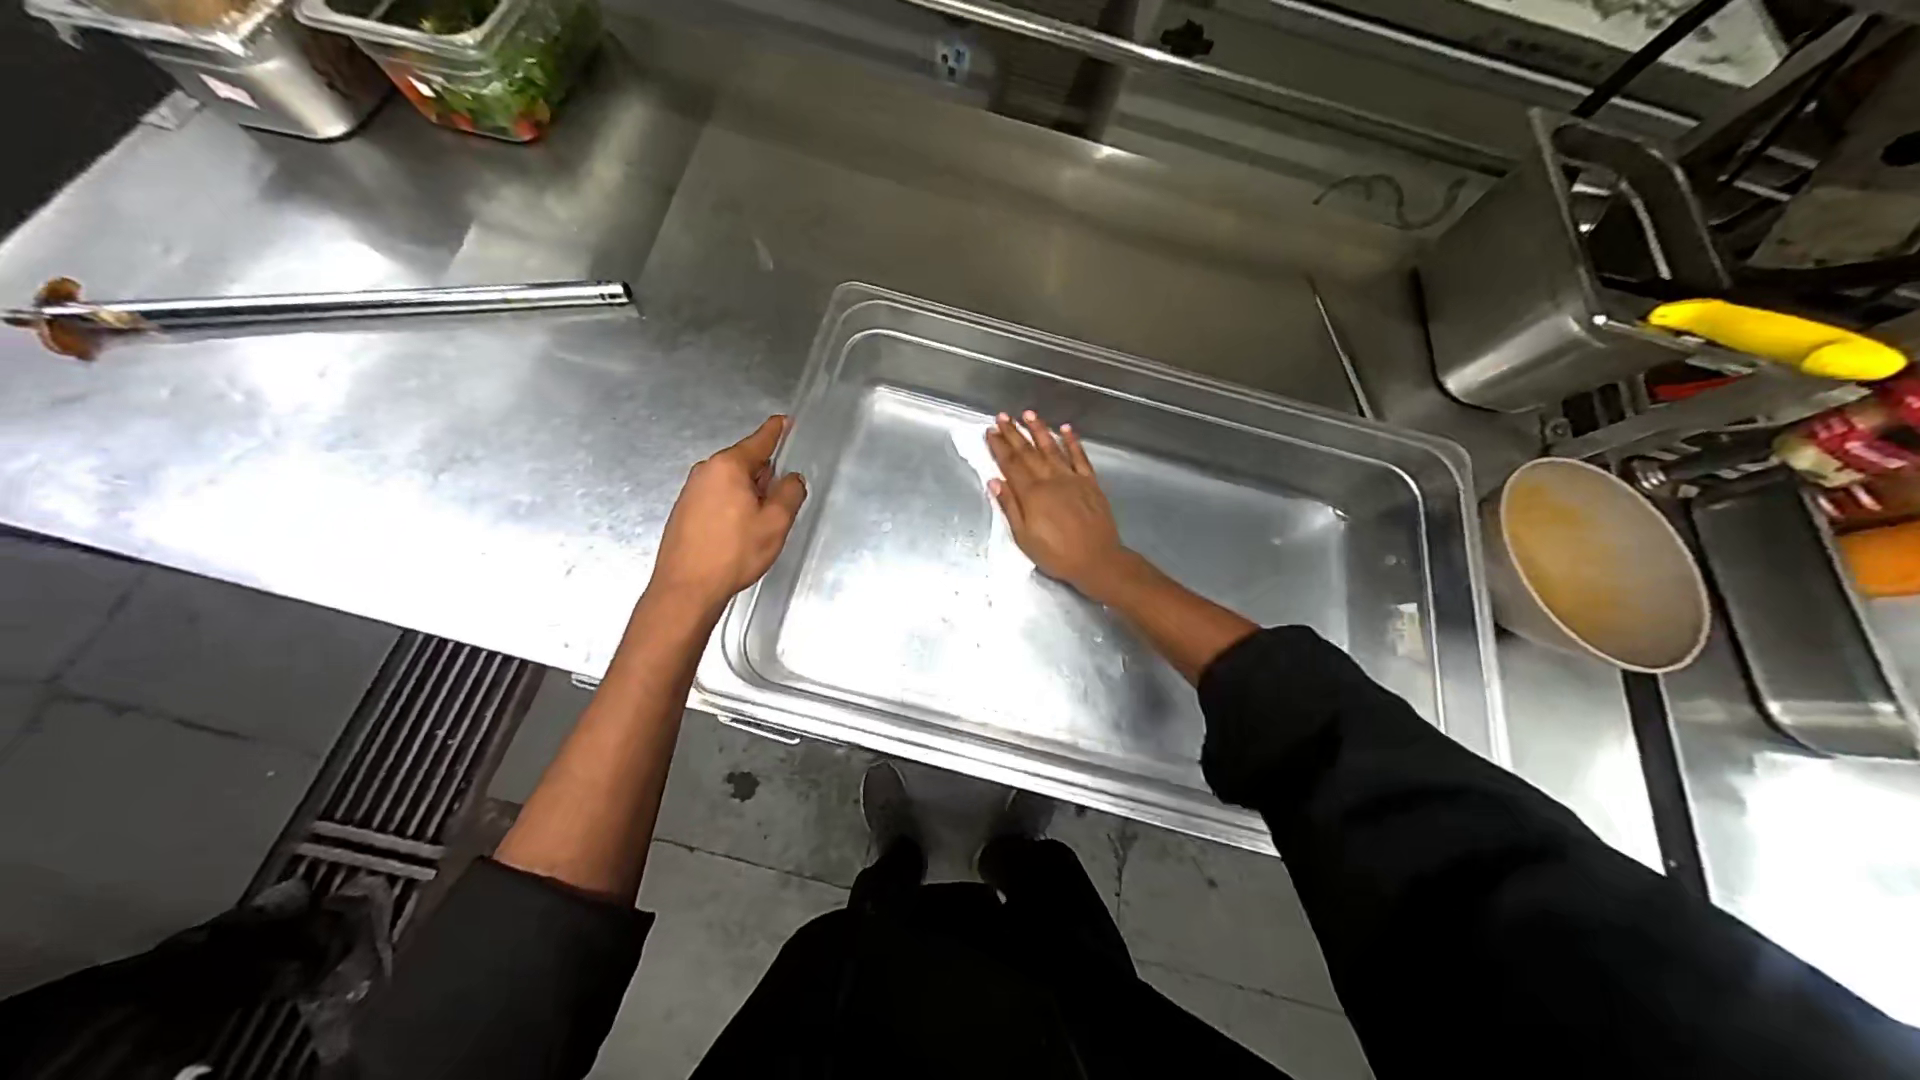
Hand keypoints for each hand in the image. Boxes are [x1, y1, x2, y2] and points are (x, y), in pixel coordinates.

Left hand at [649, 415, 807, 609]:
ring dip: (749, 496)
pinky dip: (733, 508)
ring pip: (732, 483)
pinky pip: (717, 498)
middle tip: (779, 506)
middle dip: (765, 477)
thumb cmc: (734, 553)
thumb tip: (792, 479)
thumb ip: (790, 493)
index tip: (786, 421)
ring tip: (759, 527)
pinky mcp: (684, 511)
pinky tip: (738, 534)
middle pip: (746, 463)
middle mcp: (705, 471)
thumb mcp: (775, 523)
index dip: (777, 431)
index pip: (759, 441)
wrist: (686, 588)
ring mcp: (690, 491)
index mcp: (728, 466)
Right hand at [985, 410, 1132, 597]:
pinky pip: (1079, 457)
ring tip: (1028, 414)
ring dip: (1039, 430)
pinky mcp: (1090, 482)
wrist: (1098, 560)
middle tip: (1002, 417)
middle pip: (1028, 452)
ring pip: (1052, 448)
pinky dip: (1072, 441)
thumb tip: (995, 482)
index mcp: (1032, 494)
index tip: (990, 432)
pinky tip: (1065, 428)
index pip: (1011, 464)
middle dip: (1013, 433)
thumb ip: (1010, 507)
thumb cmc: (1057, 555)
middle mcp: (1051, 480)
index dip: (999, 447)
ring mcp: (1072, 478)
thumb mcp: (1024, 538)